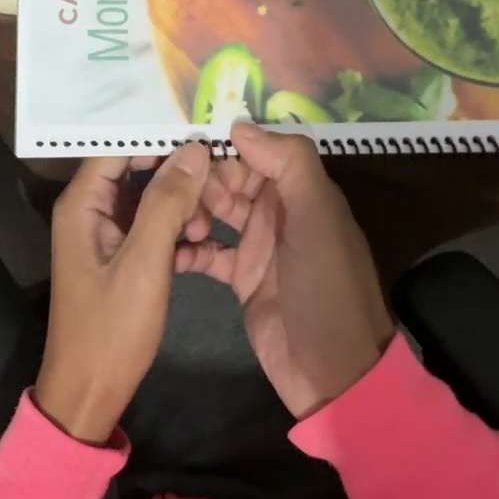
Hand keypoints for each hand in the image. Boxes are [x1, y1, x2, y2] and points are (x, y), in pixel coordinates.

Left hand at [37, 145, 212, 443]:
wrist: (90, 391)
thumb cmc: (111, 328)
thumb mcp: (143, 264)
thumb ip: (166, 204)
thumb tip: (194, 149)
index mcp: (82, 204)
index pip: (117, 146)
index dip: (158, 135)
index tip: (203, 131)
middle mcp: (90, 210)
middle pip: (136, 168)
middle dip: (178, 170)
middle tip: (220, 175)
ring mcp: (106, 234)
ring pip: (149, 197)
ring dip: (182, 203)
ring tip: (213, 219)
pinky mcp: (122, 256)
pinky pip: (153, 226)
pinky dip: (178, 230)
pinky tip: (205, 244)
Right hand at [185, 123, 395, 418]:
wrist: (332, 372)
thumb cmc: (326, 288)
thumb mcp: (317, 219)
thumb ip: (288, 165)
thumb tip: (239, 125)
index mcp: (301, 192)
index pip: (255, 152)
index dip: (221, 147)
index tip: (181, 145)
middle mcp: (279, 213)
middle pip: (230, 178)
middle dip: (199, 180)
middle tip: (169, 190)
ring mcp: (259, 246)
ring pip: (214, 211)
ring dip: (190, 211)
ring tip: (170, 221)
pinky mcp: (241, 278)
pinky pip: (207, 252)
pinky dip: (187, 249)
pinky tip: (166, 250)